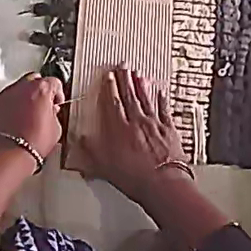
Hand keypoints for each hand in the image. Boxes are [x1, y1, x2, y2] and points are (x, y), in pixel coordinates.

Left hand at [0, 73, 64, 168]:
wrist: (11, 153)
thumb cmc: (33, 142)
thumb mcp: (56, 128)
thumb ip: (54, 113)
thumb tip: (51, 111)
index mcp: (42, 89)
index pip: (54, 82)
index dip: (58, 93)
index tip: (57, 102)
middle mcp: (23, 87)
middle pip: (35, 79)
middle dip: (40, 89)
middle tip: (43, 104)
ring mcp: (8, 93)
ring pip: (20, 87)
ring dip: (26, 95)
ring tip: (29, 112)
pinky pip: (8, 97)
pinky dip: (13, 103)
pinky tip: (17, 117)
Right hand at [84, 66, 186, 198]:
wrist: (163, 184)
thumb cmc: (134, 178)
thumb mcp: (103, 167)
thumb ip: (90, 151)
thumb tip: (81, 140)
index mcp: (119, 129)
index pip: (113, 102)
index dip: (110, 88)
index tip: (108, 76)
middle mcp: (137, 123)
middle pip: (130, 96)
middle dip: (125, 79)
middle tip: (123, 66)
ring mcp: (155, 125)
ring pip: (147, 99)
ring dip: (142, 85)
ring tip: (139, 74)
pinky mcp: (170, 131)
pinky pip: (164, 110)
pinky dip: (162, 99)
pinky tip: (161, 92)